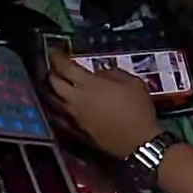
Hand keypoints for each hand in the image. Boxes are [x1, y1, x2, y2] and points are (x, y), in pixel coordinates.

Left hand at [46, 49, 161, 158]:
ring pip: (58, 100)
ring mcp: (78, 116)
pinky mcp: (82, 130)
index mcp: (89, 85)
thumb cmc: (138, 110)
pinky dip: (70, 106)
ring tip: (65, 86)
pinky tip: (79, 104)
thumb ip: (113, 74)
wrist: (139, 142)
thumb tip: (100, 73)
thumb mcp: (133, 84)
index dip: (58, 56)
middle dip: (53, 73)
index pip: (64, 66)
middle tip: (59, 68)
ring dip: (58, 91)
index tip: (57, 50)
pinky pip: (70, 113)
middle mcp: (77, 99)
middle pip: (54, 83)